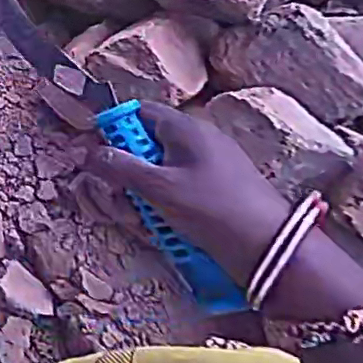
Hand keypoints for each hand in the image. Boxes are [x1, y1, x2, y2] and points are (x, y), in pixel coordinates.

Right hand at [80, 101, 291, 282]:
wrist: (274, 251)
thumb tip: (88, 152)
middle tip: (119, 192)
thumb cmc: (213, 209)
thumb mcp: (157, 188)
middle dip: (125, 168)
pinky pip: (176, 184)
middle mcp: (198, 139)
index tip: (98, 153)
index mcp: (185, 128)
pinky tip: (164, 222)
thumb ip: (118, 166)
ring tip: (143, 214)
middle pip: (144, 142)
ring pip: (157, 168)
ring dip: (141, 189)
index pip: (137, 111)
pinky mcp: (217, 187)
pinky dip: (163, 201)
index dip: (113, 128)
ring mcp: (209, 164)